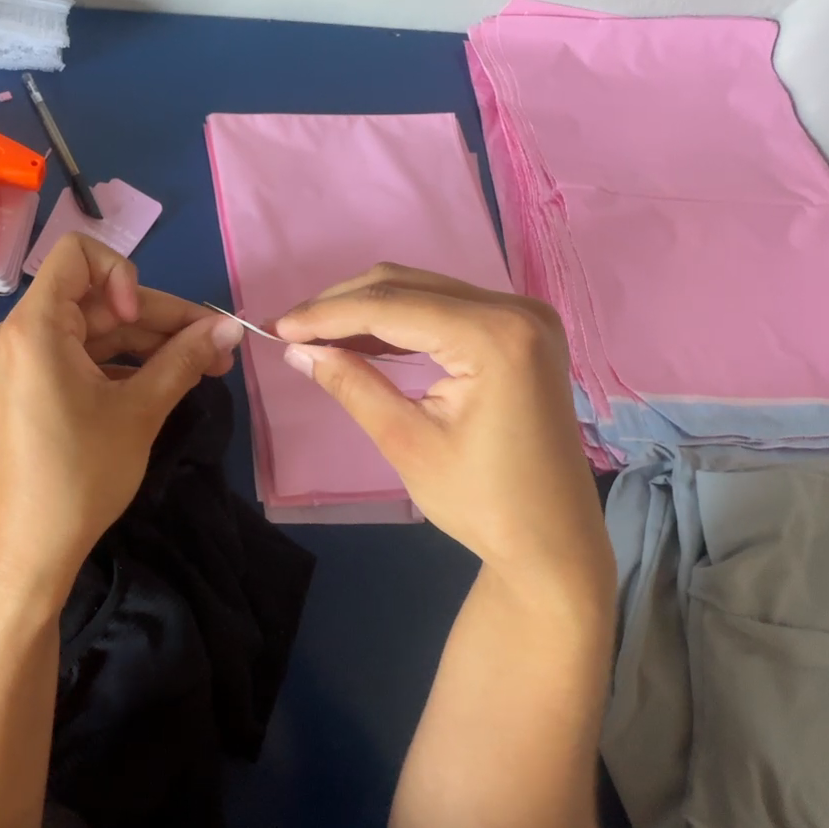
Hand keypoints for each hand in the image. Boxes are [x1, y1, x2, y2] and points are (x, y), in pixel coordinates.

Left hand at [0, 234, 245, 591]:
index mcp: (38, 325)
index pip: (78, 254)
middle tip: (218, 346)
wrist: (32, 546)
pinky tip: (172, 381)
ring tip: (210, 367)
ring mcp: (31, 361)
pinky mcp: (39, 387)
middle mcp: (26, 332)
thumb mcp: (139, 411)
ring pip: (100, 330)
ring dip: (152, 343)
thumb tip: (229, 325)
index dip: (123, 275)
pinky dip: (127, 364)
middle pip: (100, 298)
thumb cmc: (81, 473)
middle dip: (161, 318)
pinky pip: (86, 357)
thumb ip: (184, 359)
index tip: (142, 322)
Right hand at [275, 265, 608, 589]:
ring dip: (365, 310)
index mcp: (493, 336)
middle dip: (341, 305)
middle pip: (406, 285)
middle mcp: (514, 310)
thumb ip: (351, 384)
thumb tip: (296, 349)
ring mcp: (522, 318)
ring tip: (315, 334)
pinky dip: (398, 322)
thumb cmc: (482, 501)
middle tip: (290, 329)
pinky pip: (444, 310)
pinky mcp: (519, 332)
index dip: (326, 314)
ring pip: (421, 291)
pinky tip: (360, 339)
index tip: (276, 326)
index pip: (390, 305)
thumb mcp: (405, 441)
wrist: (552, 542)